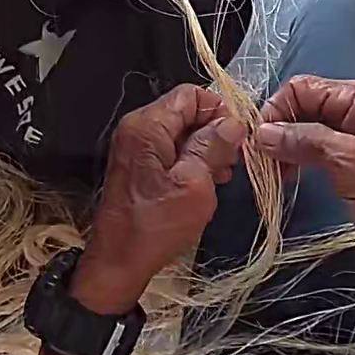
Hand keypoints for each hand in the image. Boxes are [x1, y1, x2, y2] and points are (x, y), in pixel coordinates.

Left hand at [77, 84, 248, 313]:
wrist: (119, 260)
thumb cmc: (156, 224)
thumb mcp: (194, 184)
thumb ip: (213, 146)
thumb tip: (232, 122)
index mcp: (147, 125)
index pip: (190, 94)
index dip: (218, 110)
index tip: (235, 139)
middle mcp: (136, 127)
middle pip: (184, 111)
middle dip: (212, 131)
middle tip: (230, 162)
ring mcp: (134, 145)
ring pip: (179, 130)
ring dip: (203, 148)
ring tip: (220, 175)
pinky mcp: (136, 163)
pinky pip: (169, 147)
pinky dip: (189, 159)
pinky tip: (203, 181)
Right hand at [252, 75, 354, 256]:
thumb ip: (309, 142)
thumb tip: (262, 133)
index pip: (301, 89)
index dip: (276, 111)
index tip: (260, 144)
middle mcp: (354, 108)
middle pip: (298, 106)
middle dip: (276, 131)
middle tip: (263, 163)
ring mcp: (349, 132)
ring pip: (299, 128)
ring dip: (281, 147)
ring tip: (274, 173)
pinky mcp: (344, 156)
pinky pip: (308, 147)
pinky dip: (292, 158)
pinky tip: (286, 176)